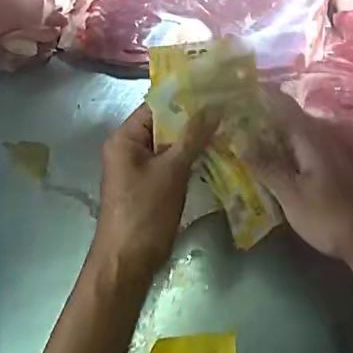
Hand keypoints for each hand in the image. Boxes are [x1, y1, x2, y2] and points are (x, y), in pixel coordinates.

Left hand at [93, 104, 215, 282]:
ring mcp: (139, 168)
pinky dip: (190, 157)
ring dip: (195, 139)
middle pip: (164, 124)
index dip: (184, 97)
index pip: (156, 105)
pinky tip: (216, 152)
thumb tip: (214, 106)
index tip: (215, 89)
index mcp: (124, 138)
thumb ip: (193, 136)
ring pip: (170, 144)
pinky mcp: (150, 185)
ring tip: (227, 126)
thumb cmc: (145, 212)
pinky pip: (171, 162)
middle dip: (194, 118)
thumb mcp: (172, 171)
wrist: (127, 263)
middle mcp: (128, 148)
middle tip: (227, 107)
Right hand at [252, 93, 352, 273]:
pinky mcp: (330, 168)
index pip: (284, 104)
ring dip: (272, 130)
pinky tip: (270, 156)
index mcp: (310, 139)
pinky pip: (301, 146)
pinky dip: (283, 146)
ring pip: (295, 132)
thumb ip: (267, 166)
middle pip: (289, 116)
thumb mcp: (291, 195)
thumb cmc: (328, 217)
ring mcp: (328, 153)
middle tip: (234, 112)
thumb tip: (240, 140)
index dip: (263, 94)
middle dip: (263, 112)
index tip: (239, 87)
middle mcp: (321, 138)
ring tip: (245, 131)